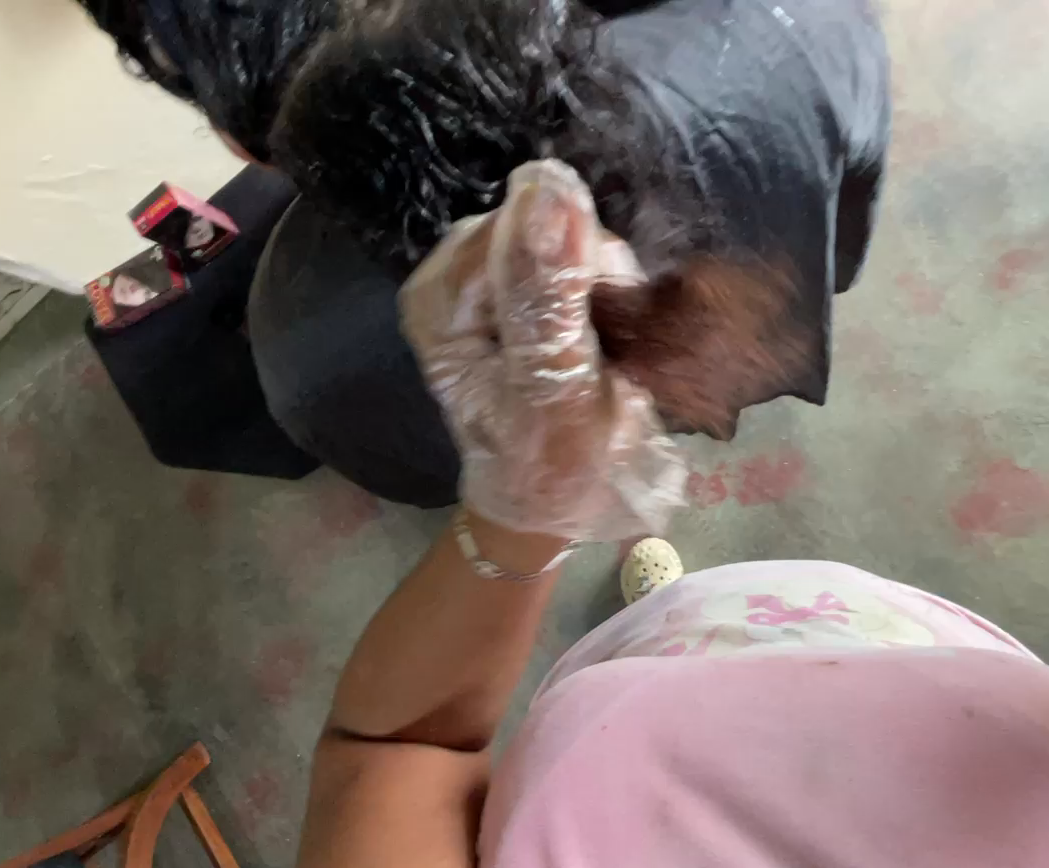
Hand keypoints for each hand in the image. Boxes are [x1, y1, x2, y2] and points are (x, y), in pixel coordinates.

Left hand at [398, 160, 685, 541]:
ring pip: (569, 235)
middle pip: (541, 223)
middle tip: (606, 343)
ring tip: (608, 347)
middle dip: (591, 274)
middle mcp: (455, 282)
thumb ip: (546, 296)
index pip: (517, 228)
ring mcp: (490, 286)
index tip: (601, 327)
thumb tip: (544, 184)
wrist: (556, 503)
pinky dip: (605, 290)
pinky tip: (606, 335)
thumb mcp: (550, 389)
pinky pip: (579, 256)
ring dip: (605, 284)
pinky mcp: (524, 294)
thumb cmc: (553, 465)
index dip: (576, 264)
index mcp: (439, 304)